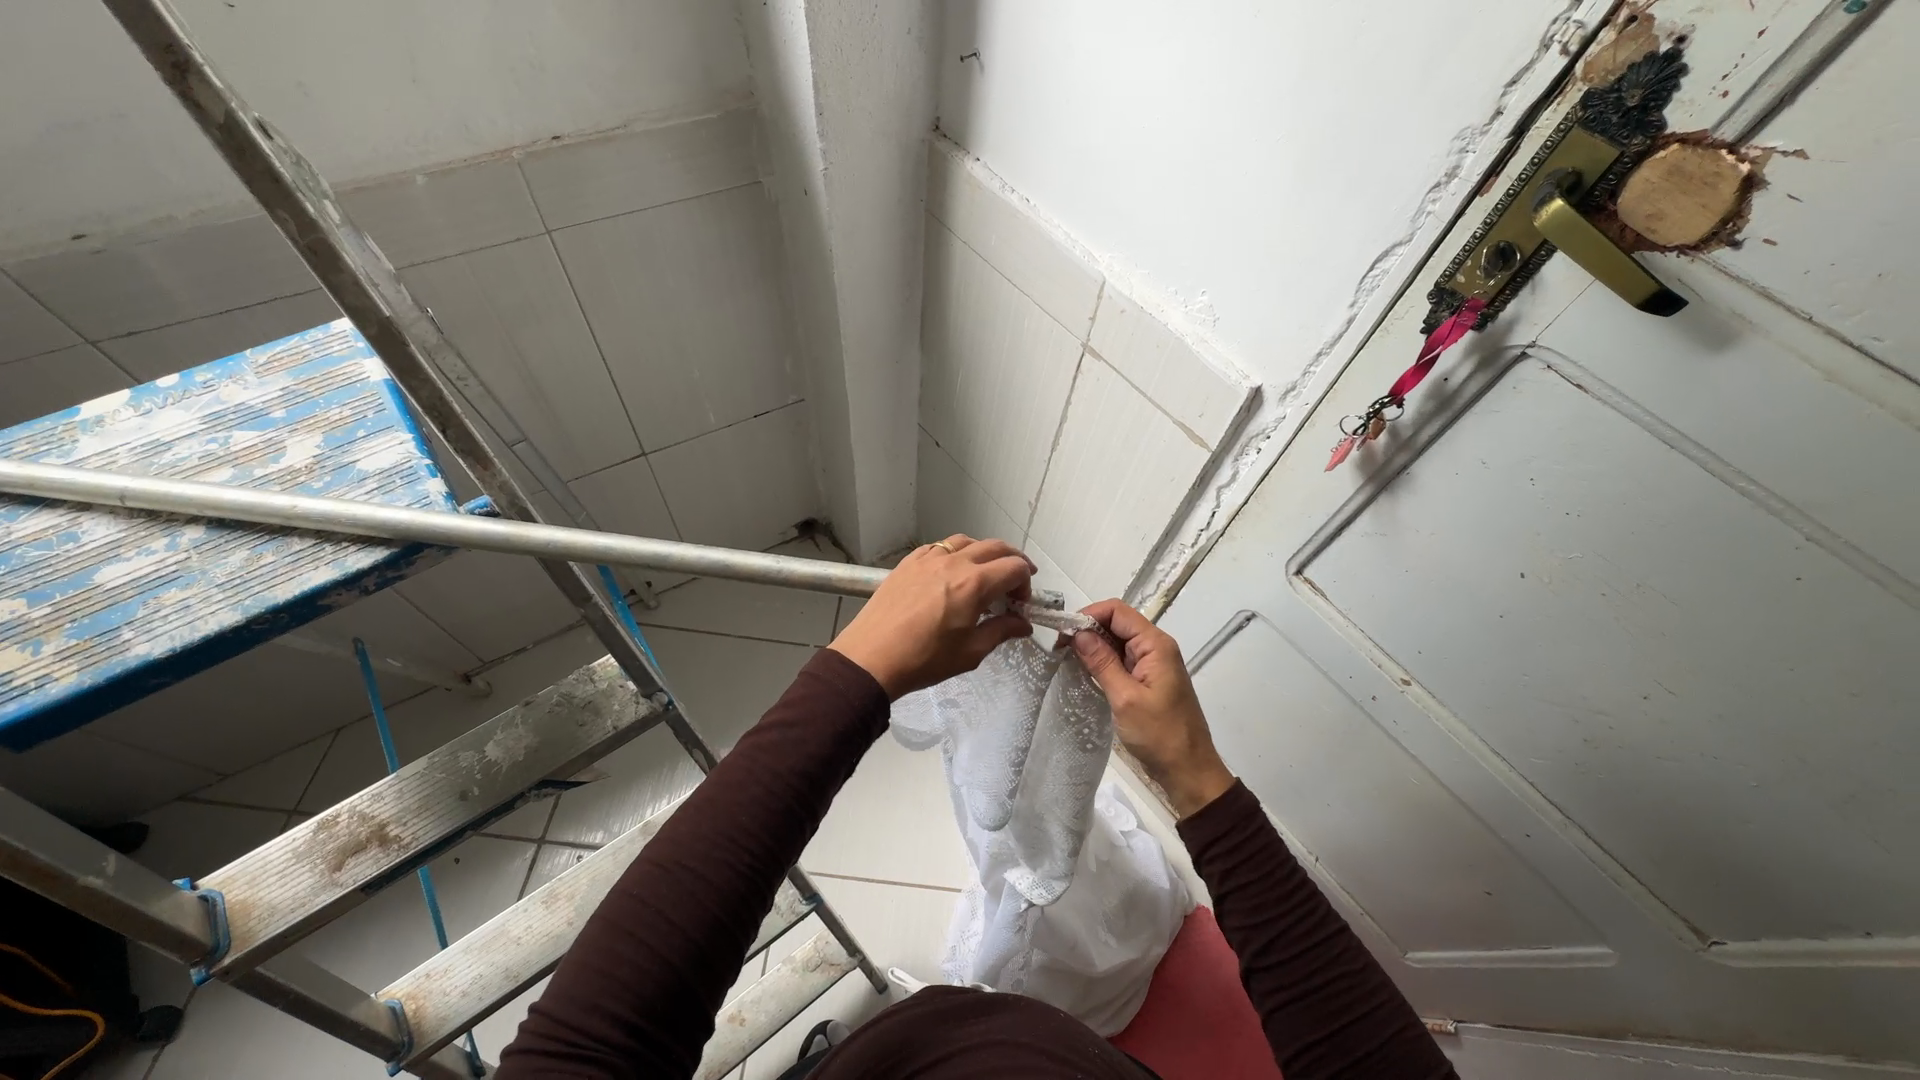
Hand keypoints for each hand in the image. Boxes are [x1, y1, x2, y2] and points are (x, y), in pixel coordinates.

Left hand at [829, 534, 1034, 698]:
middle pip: (996, 547)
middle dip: (1012, 562)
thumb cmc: (924, 660)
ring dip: (984, 554)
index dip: (1025, 583)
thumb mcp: (970, 652)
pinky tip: (951, 573)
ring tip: (984, 575)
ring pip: (967, 541)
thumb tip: (1022, 624)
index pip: (1015, 567)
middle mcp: (954, 562)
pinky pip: (939, 547)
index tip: (1020, 604)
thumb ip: (1001, 631)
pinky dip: (954, 554)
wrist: (872, 659)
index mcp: (974, 584)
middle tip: (1014, 585)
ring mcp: (928, 558)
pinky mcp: (908, 562)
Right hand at [1070, 599, 1234, 817]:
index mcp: (1155, 645)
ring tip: (1067, 659)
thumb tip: (1079, 633)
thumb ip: (1102, 663)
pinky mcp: (1147, 680)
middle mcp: (1156, 647)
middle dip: (1088, 630)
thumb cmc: (1159, 735)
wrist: (1188, 770)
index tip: (1063, 633)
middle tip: (1059, 648)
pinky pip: (1122, 660)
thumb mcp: (1125, 698)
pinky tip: (1085, 672)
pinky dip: (1103, 661)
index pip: (1117, 611)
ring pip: (1117, 641)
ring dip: (1093, 646)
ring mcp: (1152, 664)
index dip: (1088, 615)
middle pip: (1117, 623)